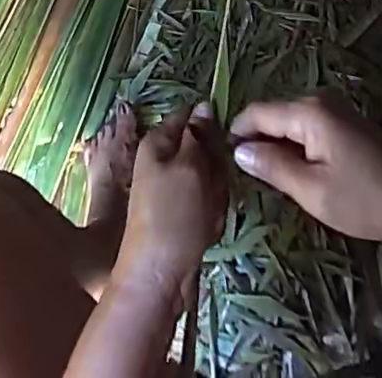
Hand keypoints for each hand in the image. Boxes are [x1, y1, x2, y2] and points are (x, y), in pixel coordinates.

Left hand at [116, 102, 227, 299]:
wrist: (158, 276)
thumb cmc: (172, 215)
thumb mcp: (189, 166)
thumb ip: (198, 134)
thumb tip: (204, 104)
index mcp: (158, 141)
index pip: (191, 116)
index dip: (210, 127)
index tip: (223, 142)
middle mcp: (164, 160)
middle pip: (205, 149)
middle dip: (216, 168)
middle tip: (212, 187)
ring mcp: (175, 188)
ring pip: (212, 177)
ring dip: (216, 195)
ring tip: (208, 212)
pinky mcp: (184, 212)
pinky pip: (208, 202)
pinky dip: (212, 214)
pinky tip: (206, 228)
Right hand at [230, 94, 381, 241]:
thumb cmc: (367, 199)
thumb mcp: (313, 191)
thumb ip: (273, 167)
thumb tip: (240, 150)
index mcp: (308, 112)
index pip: (257, 113)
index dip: (236, 132)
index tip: (221, 158)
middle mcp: (318, 100)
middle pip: (273, 114)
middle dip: (256, 139)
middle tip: (244, 174)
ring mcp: (335, 108)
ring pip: (290, 121)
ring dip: (276, 144)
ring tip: (268, 175)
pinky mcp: (345, 121)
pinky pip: (307, 126)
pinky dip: (295, 144)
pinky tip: (296, 170)